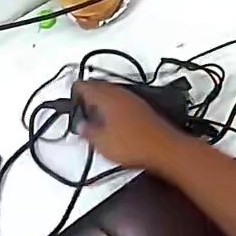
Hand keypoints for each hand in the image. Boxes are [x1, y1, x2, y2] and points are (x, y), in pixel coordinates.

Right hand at [72, 82, 193, 171]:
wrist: (165, 149)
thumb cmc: (134, 145)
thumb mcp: (102, 143)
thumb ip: (87, 131)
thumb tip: (80, 125)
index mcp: (108, 99)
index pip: (86, 86)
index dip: (76, 89)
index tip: (71, 93)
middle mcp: (121, 94)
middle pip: (100, 85)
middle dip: (89, 89)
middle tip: (80, 97)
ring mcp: (134, 100)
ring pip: (113, 90)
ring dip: (102, 94)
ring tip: (94, 105)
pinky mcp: (144, 108)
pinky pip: (123, 98)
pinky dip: (114, 101)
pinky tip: (114, 112)